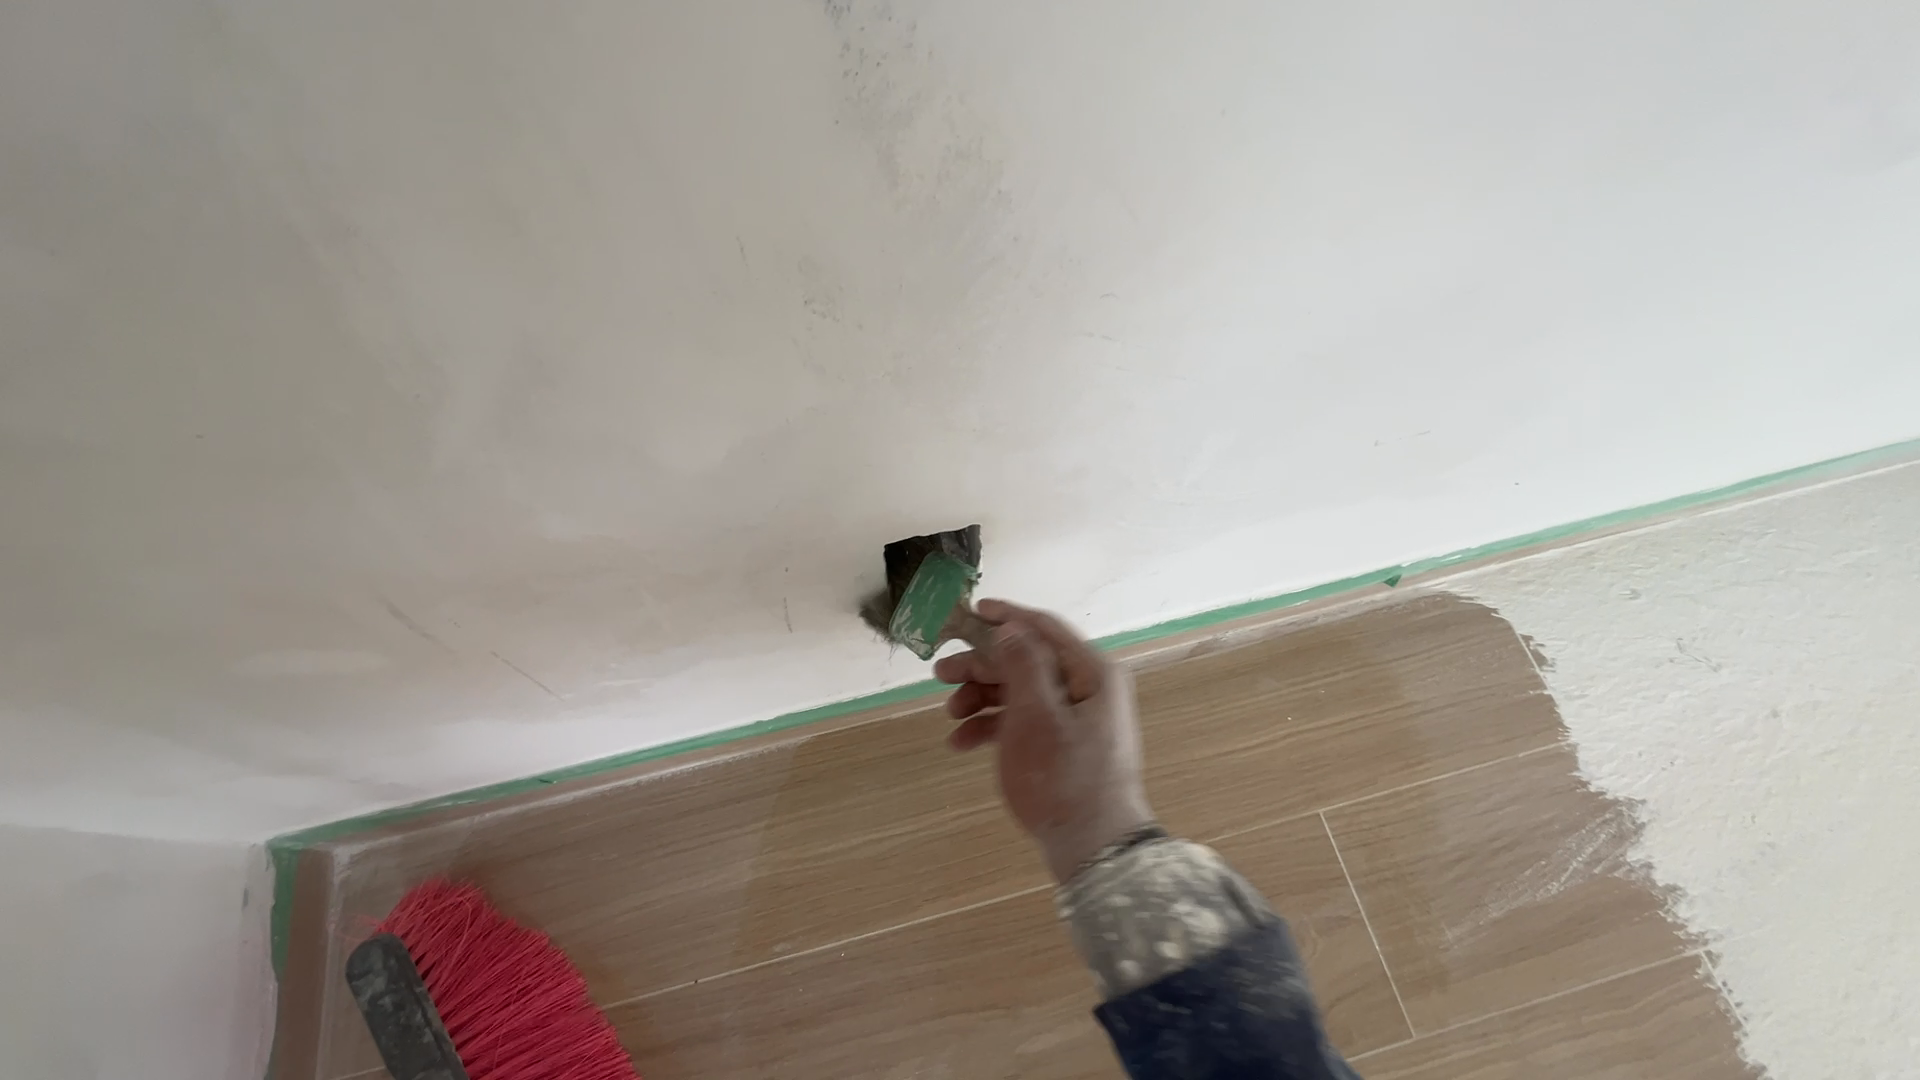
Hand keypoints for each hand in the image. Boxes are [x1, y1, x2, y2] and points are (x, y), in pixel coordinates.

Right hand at [934, 600, 1155, 882]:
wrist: (1095, 850)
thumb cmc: (1063, 777)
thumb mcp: (1036, 715)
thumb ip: (1023, 665)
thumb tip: (1012, 627)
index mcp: (1091, 673)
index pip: (1044, 629)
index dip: (1007, 617)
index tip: (972, 610)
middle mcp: (1087, 689)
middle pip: (1027, 661)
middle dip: (982, 666)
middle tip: (939, 673)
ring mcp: (1076, 719)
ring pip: (1021, 693)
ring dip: (982, 698)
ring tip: (949, 715)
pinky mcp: (1064, 745)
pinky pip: (1025, 723)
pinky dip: (993, 728)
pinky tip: (961, 744)